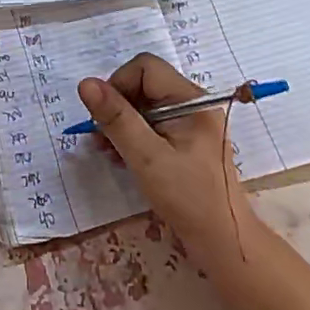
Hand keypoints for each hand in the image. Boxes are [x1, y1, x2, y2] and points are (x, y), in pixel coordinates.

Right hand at [78, 54, 253, 245]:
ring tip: (108, 151)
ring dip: (122, 123)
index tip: (103, 117)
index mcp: (191, 99)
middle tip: (100, 138)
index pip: (145, 67)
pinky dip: (134, 136)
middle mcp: (193, 103)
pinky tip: (122, 157)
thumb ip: (116, 118)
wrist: (223, 242)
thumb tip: (86, 84)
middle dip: (117, 106)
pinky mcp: (186, 141)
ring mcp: (190, 123)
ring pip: (145, 104)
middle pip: (144, 83)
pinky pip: (153, 124)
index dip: (118, 85)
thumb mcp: (147, 157)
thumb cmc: (187, 198)